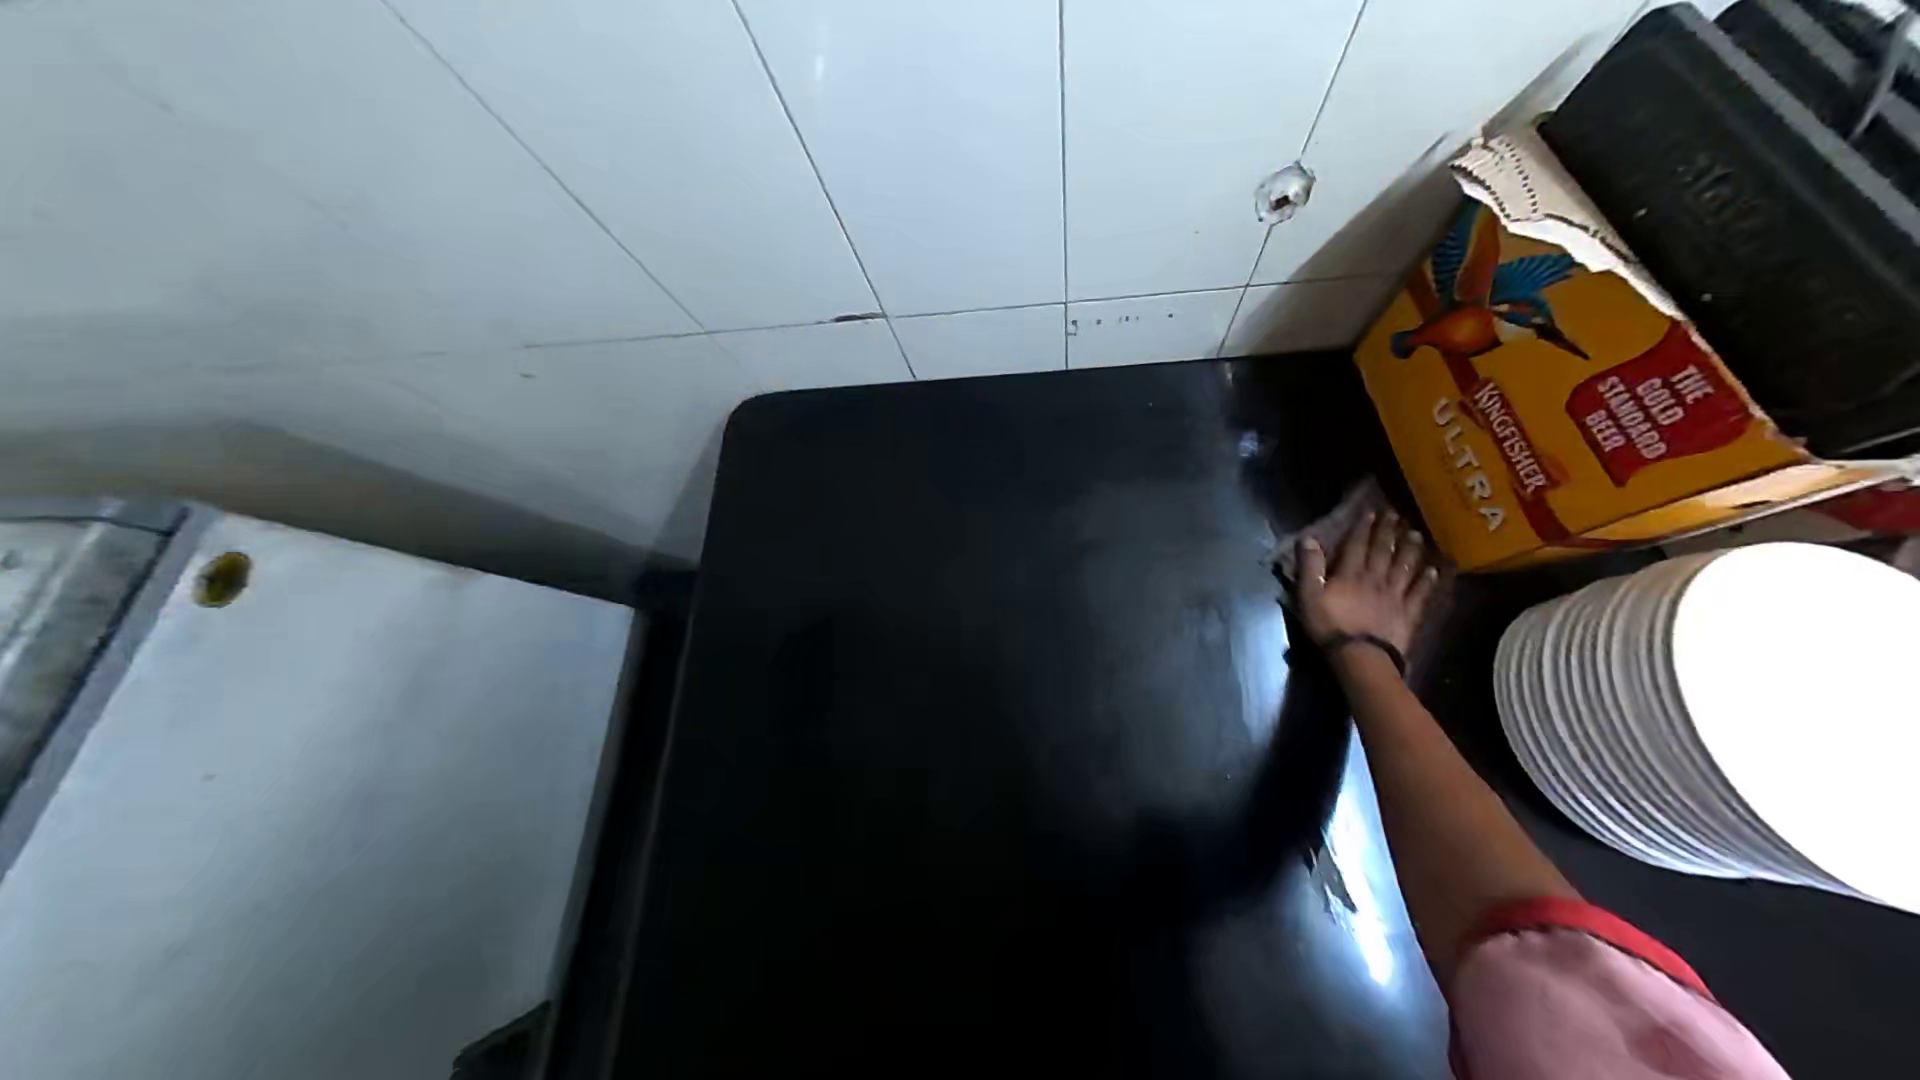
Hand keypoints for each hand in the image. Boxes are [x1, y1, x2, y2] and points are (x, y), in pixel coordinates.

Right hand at [1295, 510, 1438, 656]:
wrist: (1361, 656)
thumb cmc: (1329, 626)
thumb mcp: (1308, 595)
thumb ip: (1309, 567)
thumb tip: (1308, 538)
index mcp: (1350, 574)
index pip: (1357, 545)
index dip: (1363, 528)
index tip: (1371, 512)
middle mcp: (1376, 578)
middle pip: (1383, 551)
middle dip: (1388, 532)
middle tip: (1397, 515)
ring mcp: (1395, 595)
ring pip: (1405, 567)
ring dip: (1410, 550)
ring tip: (1416, 535)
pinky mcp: (1408, 612)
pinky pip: (1420, 593)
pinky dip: (1427, 580)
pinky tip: (1434, 571)